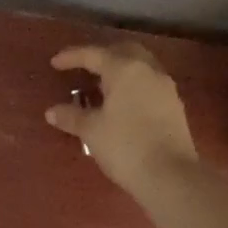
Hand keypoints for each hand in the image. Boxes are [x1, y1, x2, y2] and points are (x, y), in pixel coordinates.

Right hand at [45, 43, 199, 196]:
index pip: (93, 54)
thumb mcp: (92, 131)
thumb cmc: (125, 146)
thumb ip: (71, 116)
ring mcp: (165, 87)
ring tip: (101, 86)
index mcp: (124, 69)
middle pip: (122, 51)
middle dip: (101, 55)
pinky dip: (132, 85)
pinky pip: (149, 83)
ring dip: (119, 70)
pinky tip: (121, 103)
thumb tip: (52, 112)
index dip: (71, 57)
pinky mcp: (174, 106)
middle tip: (83, 67)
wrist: (171, 176)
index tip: (54, 63)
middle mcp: (148, 70)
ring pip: (140, 66)